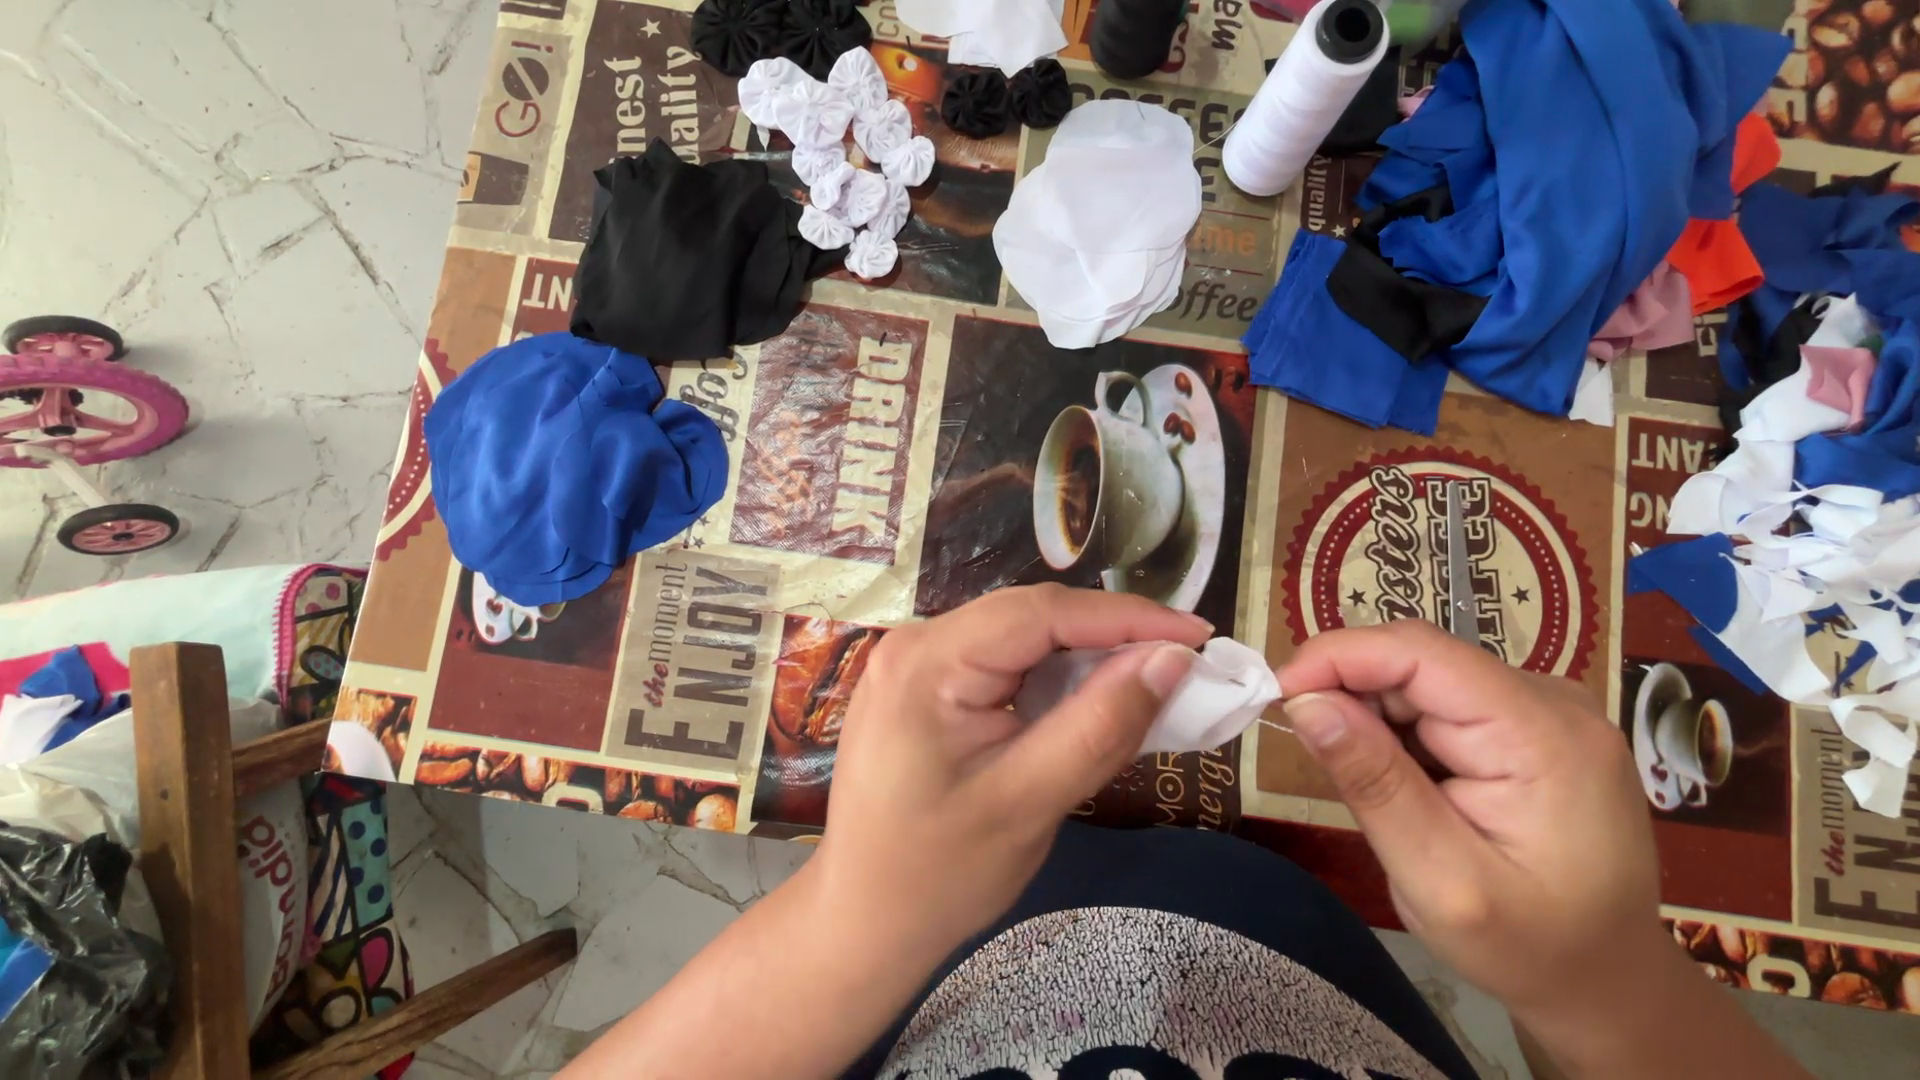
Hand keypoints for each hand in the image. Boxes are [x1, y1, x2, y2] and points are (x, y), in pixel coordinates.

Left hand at [813, 584, 1206, 952]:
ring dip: (1082, 655)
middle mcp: (913, 645)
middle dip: (1107, 634)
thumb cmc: (939, 875)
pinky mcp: (920, 686)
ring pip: (1017, 637)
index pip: (1041, 612)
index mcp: (926, 663)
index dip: (1125, 616)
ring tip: (1146, 678)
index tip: (1197, 633)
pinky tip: (1086, 696)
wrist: (862, 921)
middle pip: (1027, 617)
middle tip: (1179, 660)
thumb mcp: (1029, 803)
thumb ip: (1100, 726)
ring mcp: (912, 663)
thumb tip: (1170, 659)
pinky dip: (1049, 676)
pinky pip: (999, 662)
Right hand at [1275, 619, 1665, 1017]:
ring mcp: (1543, 707)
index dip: (1337, 656)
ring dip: (1373, 715)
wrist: (1607, 981)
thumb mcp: (1438, 879)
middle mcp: (1551, 701)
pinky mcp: (1528, 720)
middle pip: (1418, 659)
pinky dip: (1398, 728)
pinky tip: (1404, 780)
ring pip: (1421, 676)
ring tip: (1371, 784)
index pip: (1421, 653)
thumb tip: (1305, 701)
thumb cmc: (1529, 945)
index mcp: (1543, 736)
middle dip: (1349, 692)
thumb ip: (1374, 784)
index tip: (1276, 693)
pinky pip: (1439, 698)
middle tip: (1315, 754)